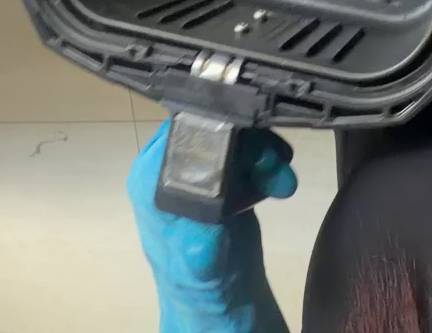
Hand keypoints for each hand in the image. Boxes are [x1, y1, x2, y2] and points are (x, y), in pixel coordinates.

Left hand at [127, 122, 295, 332]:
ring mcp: (198, 168)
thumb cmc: (205, 288)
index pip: (184, 128)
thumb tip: (207, 196)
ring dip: (264, 152)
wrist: (226, 308)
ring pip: (235, 132)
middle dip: (250, 141)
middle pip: (213, 124)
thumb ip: (200, 225)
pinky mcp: (222, 176)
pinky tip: (279, 183)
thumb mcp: (201, 259)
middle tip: (275, 164)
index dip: (221, 128)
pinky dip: (269, 161)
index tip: (253, 146)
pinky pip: (248, 149)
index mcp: (151, 178)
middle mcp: (169, 165)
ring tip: (280, 180)